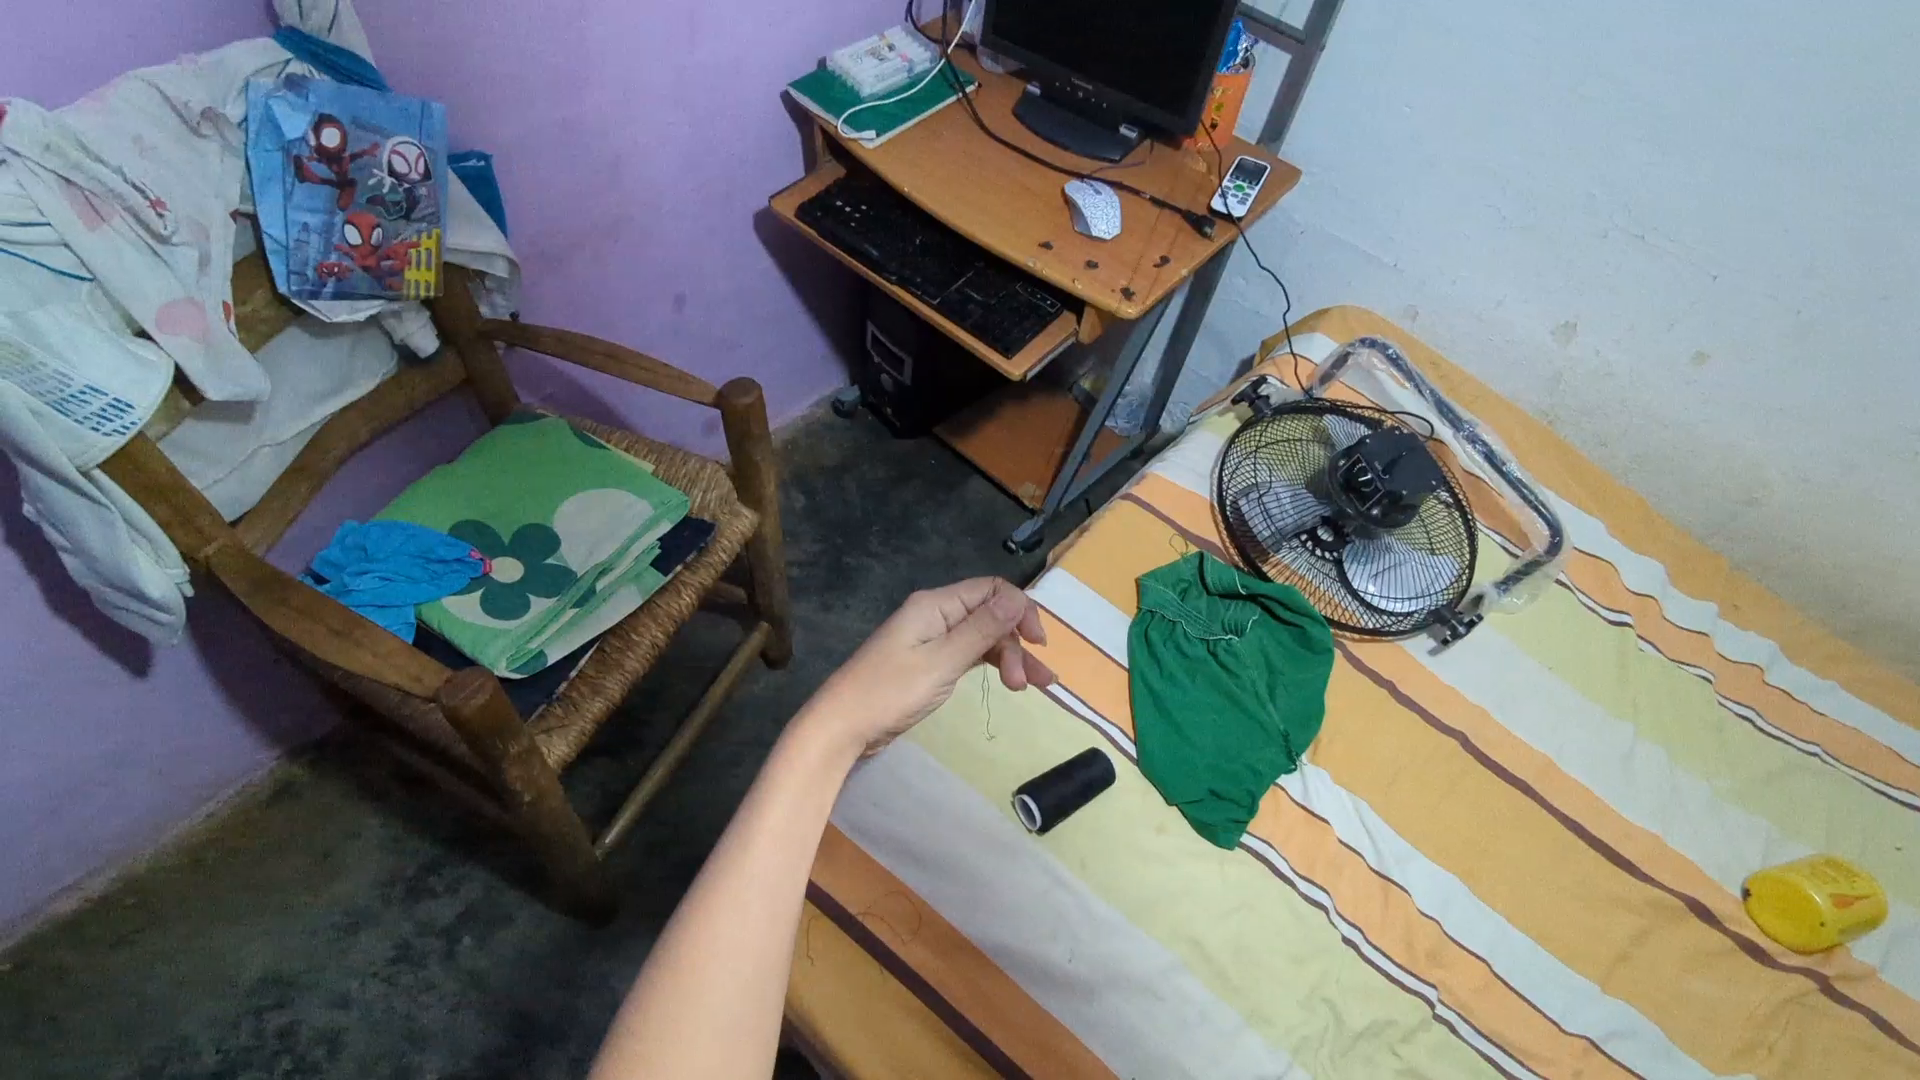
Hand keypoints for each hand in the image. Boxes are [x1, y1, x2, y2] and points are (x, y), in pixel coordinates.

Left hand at [803, 578, 1053, 757]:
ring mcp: (932, 639)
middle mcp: (936, 615)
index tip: (1038, 643)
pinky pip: (969, 654)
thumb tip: (1017, 597)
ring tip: (1031, 688)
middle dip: (1015, 643)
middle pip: (990, 615)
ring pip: (983, 638)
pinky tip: (1009, 681)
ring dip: (1008, 658)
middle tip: (1030, 683)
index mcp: (936, 605)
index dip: (1020, 610)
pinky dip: (990, 665)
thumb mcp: (942, 662)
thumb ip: (981, 629)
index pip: (991, 590)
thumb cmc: (890, 692)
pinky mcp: (930, 662)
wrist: (842, 726)